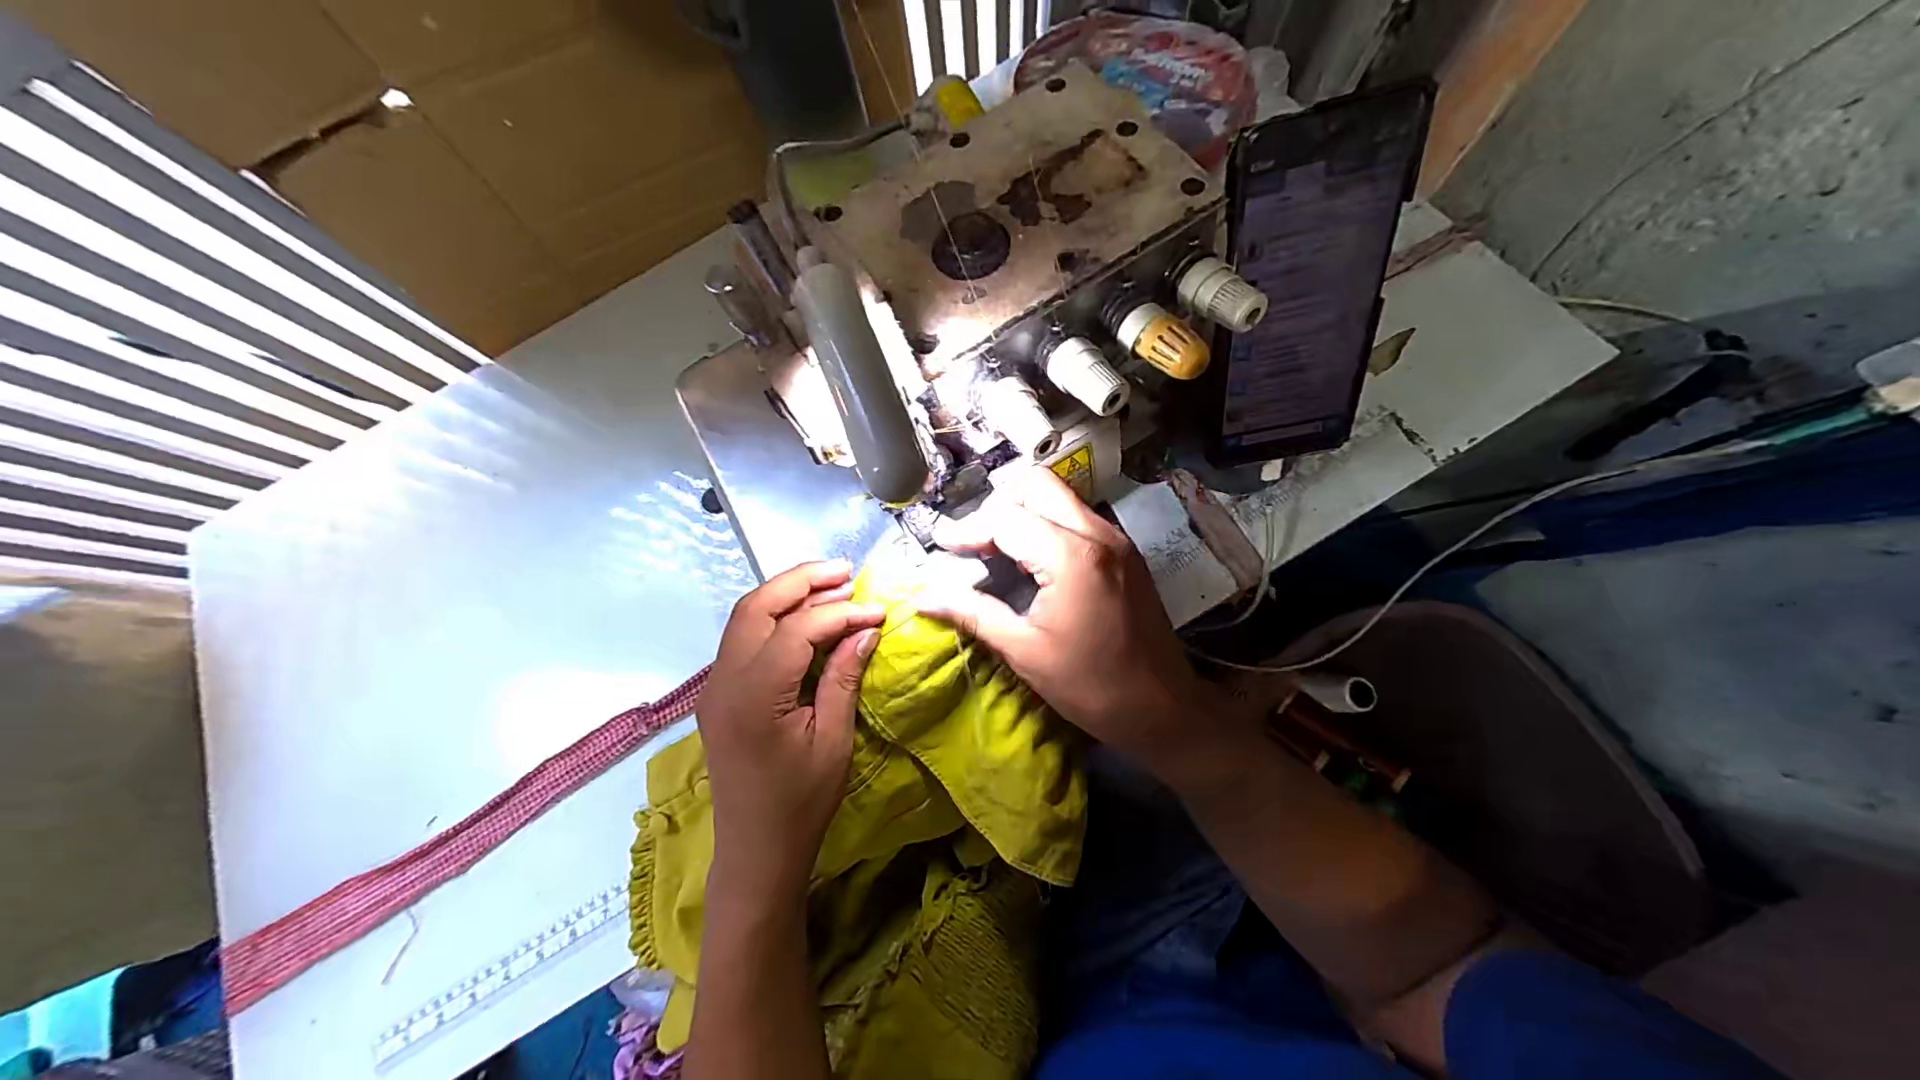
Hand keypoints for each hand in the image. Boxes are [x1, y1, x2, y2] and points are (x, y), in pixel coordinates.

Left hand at [697, 560, 885, 897]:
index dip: (839, 613)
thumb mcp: (834, 739)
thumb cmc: (802, 802)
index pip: (796, 630)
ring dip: (785, 595)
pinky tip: (805, 619)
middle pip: (756, 606)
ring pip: (744, 617)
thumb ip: (844, 676)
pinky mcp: (718, 693)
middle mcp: (724, 681)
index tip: (877, 611)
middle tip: (845, 572)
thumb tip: (866, 628)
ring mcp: (715, 686)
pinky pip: (742, 639)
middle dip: (801, 581)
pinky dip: (773, 618)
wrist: (756, 850)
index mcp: (754, 696)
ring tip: (831, 586)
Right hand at [921, 467, 1234, 790]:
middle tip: (976, 543)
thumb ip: (973, 614)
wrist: (1164, 708)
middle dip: (999, 506)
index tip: (946, 549)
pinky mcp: (1126, 553)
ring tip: (999, 551)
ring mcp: (1117, 540)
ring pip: (1060, 497)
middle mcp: (1099, 534)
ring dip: (1025, 513)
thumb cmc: (1092, 686)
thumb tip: (924, 598)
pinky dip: (1048, 526)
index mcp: (1072, 556)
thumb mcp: (1025, 652)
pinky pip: (1078, 518)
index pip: (1007, 519)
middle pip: (1037, 486)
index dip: (969, 530)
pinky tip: (1033, 562)